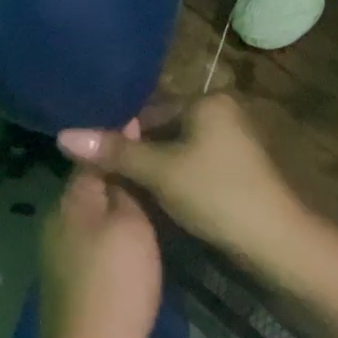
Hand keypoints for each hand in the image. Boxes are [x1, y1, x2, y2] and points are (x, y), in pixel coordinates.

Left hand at [40, 120, 161, 337]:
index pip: (94, 152)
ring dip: (117, 199)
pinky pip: (91, 233)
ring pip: (92, 209)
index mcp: (69, 200)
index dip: (123, 137)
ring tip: (153, 188)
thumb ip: (125, 179)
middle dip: (121, 170)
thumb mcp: (131, 222)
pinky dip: (111, 226)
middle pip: (92, 181)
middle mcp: (56, 218)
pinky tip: (135, 228)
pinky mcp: (67, 276)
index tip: (153, 124)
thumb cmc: (116, 281)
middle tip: (159, 158)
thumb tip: (123, 131)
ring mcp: (58, 250)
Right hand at [58, 94, 306, 259]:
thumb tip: (64, 134)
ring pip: (177, 149)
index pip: (150, 110)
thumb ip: (116, 152)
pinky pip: (192, 164)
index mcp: (208, 99)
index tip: (93, 160)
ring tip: (125, 192)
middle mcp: (221, 110)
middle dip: (138, 154)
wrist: (274, 238)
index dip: (121, 135)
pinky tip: (157, 201)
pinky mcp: (234, 166)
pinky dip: (174, 179)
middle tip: (106, 181)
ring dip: (154, 170)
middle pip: (163, 129)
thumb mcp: (161, 172)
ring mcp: (231, 139)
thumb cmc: (216, 194)